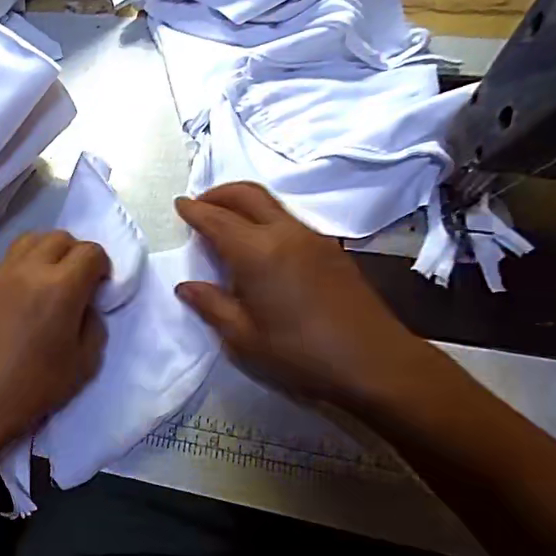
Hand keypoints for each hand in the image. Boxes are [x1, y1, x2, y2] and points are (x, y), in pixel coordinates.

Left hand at [0, 231, 108, 489]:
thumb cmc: (36, 386)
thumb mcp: (85, 362)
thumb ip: (93, 323)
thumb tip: (84, 305)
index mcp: (61, 287)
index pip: (91, 252)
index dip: (102, 266)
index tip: (100, 287)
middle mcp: (30, 270)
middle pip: (60, 237)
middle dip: (76, 253)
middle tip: (79, 282)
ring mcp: (1, 275)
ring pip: (31, 240)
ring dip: (49, 252)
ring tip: (52, 280)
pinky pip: (10, 260)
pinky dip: (26, 265)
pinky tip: (26, 296)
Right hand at [174, 183, 427, 406]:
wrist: (375, 362)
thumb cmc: (301, 355)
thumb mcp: (245, 339)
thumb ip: (213, 306)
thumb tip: (186, 286)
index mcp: (257, 253)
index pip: (217, 219)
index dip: (194, 210)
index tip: (180, 205)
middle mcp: (285, 234)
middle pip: (247, 195)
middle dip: (219, 193)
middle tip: (200, 204)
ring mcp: (313, 238)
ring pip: (272, 204)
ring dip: (244, 203)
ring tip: (227, 223)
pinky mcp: (332, 250)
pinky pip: (290, 221)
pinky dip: (266, 219)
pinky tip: (262, 245)